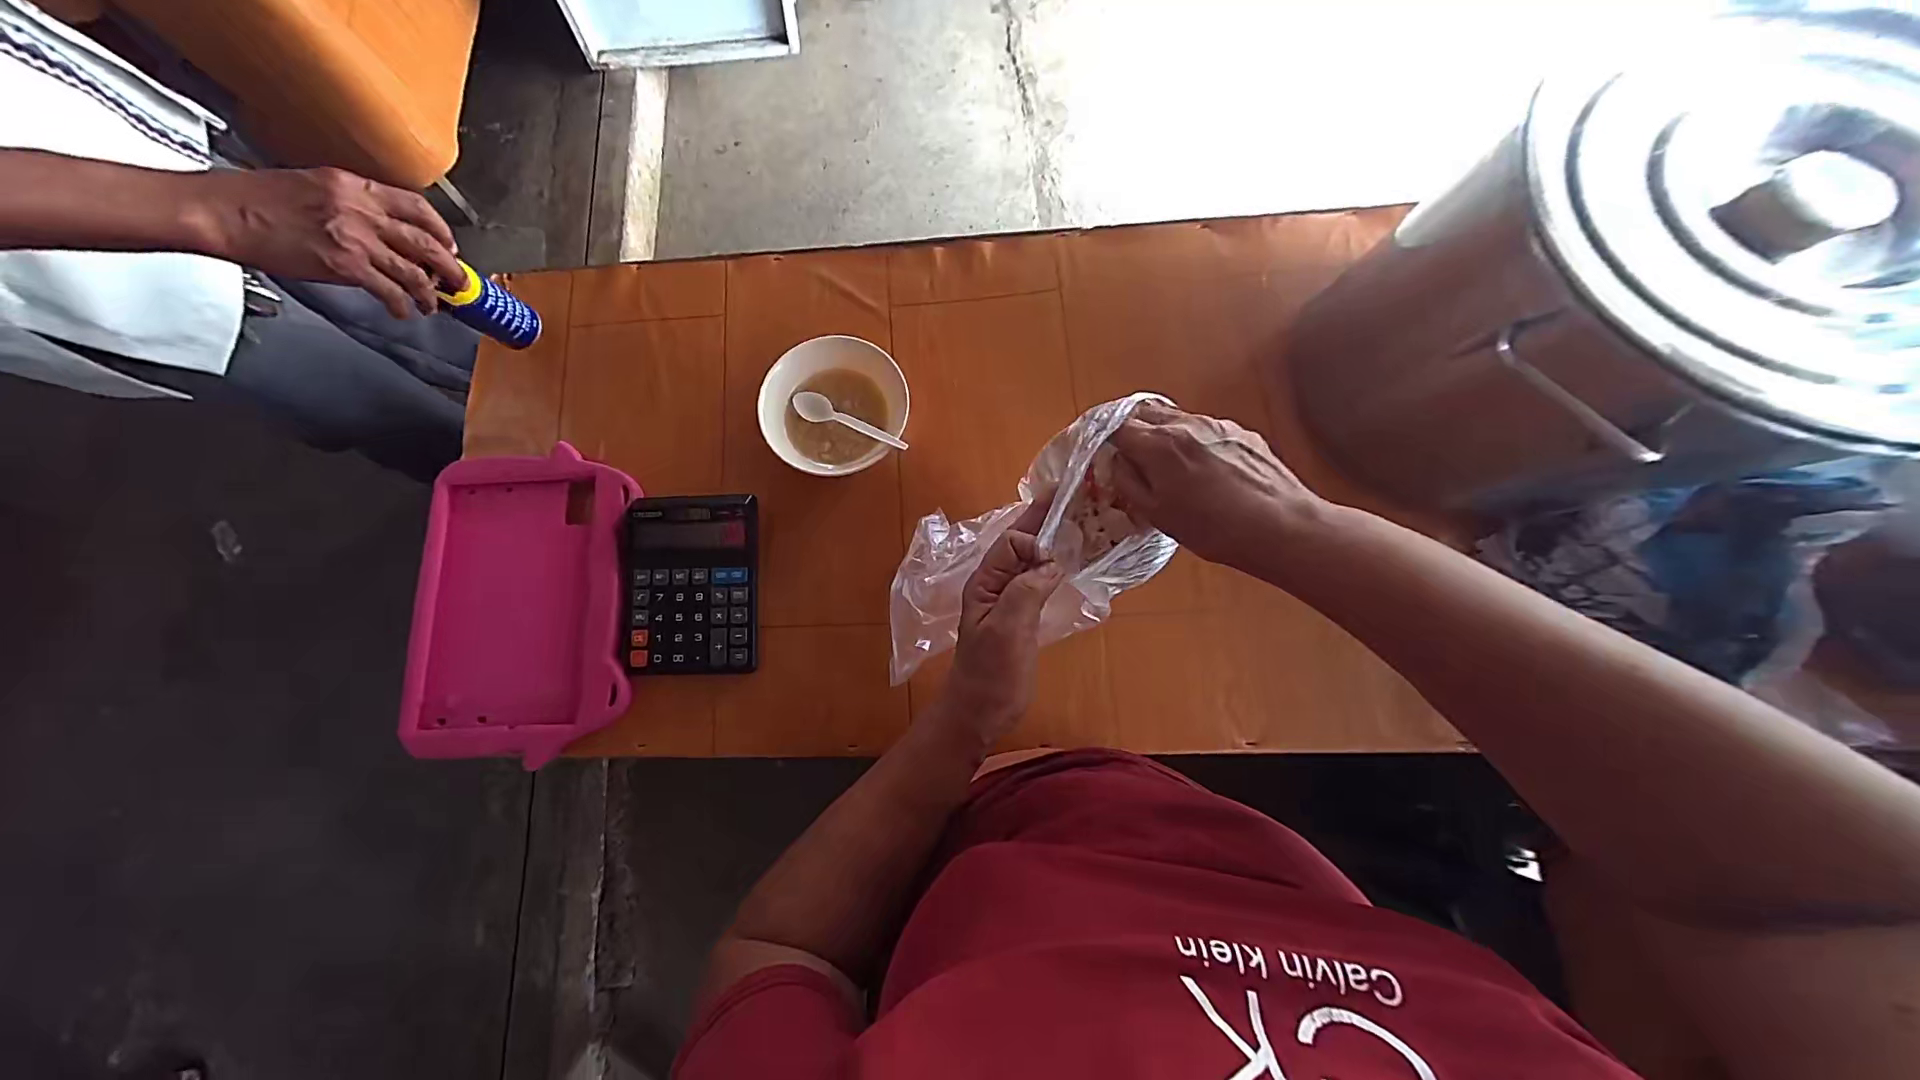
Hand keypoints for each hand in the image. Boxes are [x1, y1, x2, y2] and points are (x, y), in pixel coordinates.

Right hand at [190, 167, 464, 318]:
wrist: (214, 210)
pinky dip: (403, 306)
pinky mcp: (344, 265)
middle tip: (457, 282)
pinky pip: (389, 291)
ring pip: (413, 272)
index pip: (417, 207)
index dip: (442, 231)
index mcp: (354, 187)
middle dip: (449, 268)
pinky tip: (403, 311)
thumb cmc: (254, 199)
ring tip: (431, 304)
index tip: (451, 246)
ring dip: (429, 294)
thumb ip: (355, 205)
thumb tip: (389, 233)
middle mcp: (360, 211)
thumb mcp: (313, 186)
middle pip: (426, 243)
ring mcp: (354, 238)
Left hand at [937, 497, 1067, 745]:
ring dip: (1051, 542)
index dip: (1034, 542)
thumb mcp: (1007, 630)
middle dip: (1043, 521)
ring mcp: (1009, 600)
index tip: (1058, 556)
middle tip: (1073, 496)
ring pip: (1031, 561)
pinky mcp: (1022, 616)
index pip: (1012, 543)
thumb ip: (1026, 591)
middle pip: (1020, 544)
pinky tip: (1071, 564)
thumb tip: (1052, 562)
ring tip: (1080, 525)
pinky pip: (1038, 582)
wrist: (980, 712)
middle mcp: (995, 584)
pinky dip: (1054, 569)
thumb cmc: (990, 674)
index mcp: (985, 582)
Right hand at [1107, 402, 1327, 568]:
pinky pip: (1203, 429)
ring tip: (1162, 463)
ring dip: (1160, 433)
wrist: (1280, 527)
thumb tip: (1118, 462)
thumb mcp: (1156, 513)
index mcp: (1159, 444)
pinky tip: (1201, 470)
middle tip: (1122, 449)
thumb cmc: (1212, 528)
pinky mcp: (1242, 433)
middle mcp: (1185, 424)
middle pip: (1144, 410)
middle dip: (1128, 425)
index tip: (1098, 448)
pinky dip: (1190, 441)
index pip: (1116, 424)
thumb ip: (1129, 481)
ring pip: (1175, 418)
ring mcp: (1217, 425)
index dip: (1102, 435)